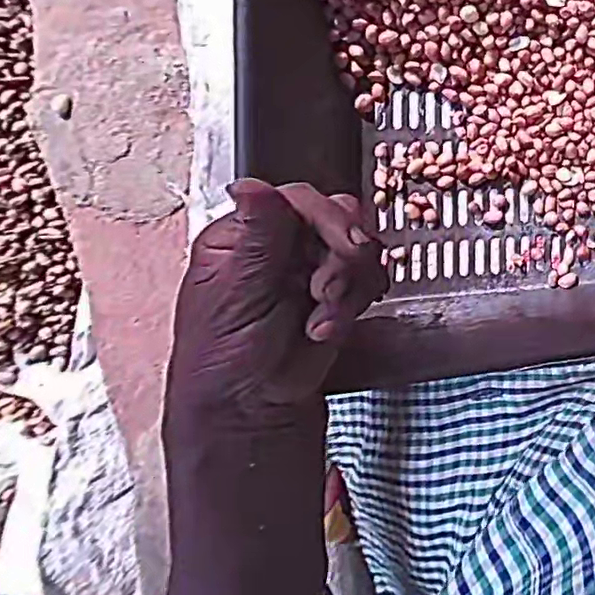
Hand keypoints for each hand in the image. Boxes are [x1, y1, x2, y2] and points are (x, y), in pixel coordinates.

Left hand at [165, 178, 385, 433]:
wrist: (253, 409)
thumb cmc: (224, 358)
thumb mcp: (238, 294)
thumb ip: (257, 238)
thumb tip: (249, 185)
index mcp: (245, 235)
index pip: (297, 200)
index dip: (327, 217)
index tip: (345, 242)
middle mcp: (282, 243)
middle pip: (337, 217)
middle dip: (343, 253)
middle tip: (331, 287)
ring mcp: (313, 264)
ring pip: (360, 245)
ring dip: (350, 283)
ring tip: (323, 315)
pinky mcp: (340, 288)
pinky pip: (370, 275)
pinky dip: (358, 301)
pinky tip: (329, 325)